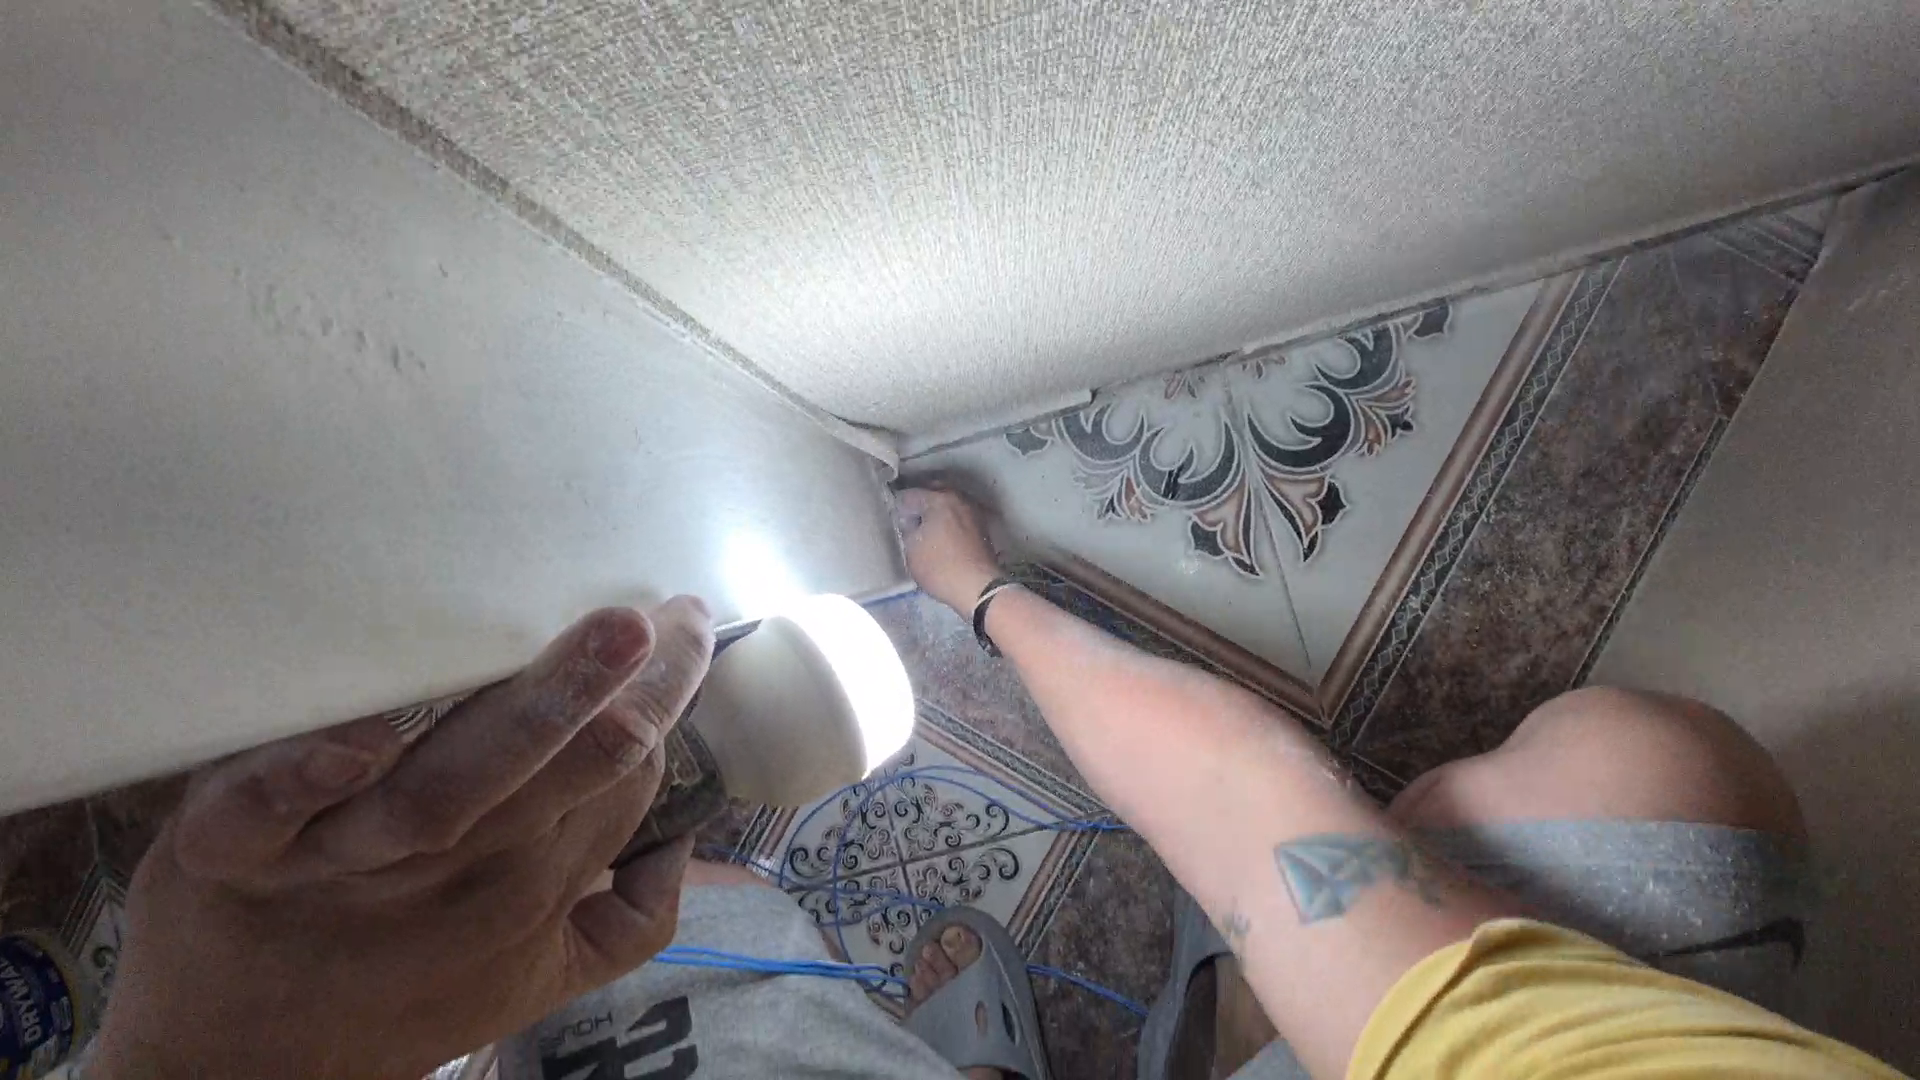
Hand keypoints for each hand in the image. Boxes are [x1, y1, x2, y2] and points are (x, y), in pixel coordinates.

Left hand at [88, 599, 715, 1079]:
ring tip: (615, 631)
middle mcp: (467, 866)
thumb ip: (636, 915)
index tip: (690, 624)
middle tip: (677, 615)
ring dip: (541, 707)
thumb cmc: (420, 991)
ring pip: (457, 785)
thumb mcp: (549, 974)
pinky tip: (361, 733)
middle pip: (574, 769)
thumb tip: (686, 840)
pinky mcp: (232, 855)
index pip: (629, 775)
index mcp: (538, 883)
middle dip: (640, 691)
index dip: (667, 696)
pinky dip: (308, 774)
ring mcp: (353, 861)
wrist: (251, 1069)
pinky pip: (266, 815)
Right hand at [893, 485, 1000, 611]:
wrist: (979, 587)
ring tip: (928, 526)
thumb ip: (907, 529)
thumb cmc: (940, 567)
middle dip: (922, 501)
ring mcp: (974, 513)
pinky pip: (961, 517)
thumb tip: (911, 522)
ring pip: (951, 504)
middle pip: (935, 492)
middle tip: (910, 516)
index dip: (899, 505)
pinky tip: (944, 534)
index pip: (911, 494)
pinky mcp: (983, 528)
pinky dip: (951, 521)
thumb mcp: (911, 549)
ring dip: (939, 510)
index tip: (894, 515)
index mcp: (939, 499)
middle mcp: (959, 499)